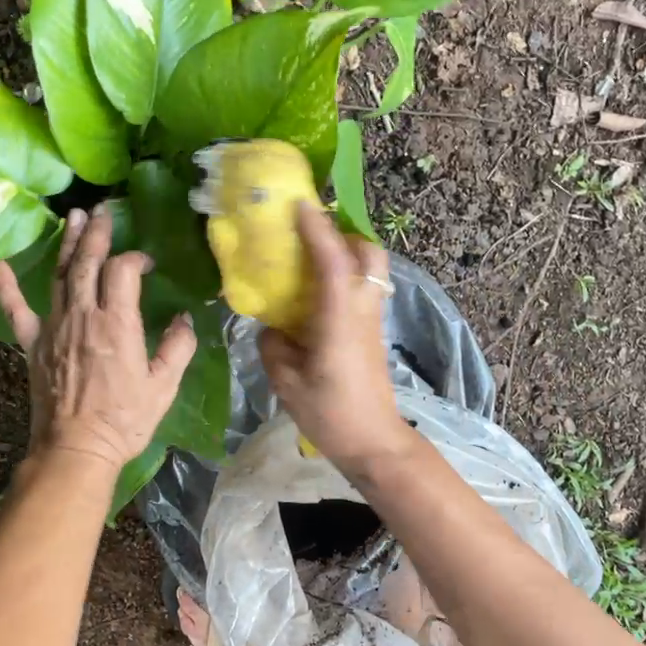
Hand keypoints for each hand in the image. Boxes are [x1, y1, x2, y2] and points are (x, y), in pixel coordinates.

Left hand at [0, 204, 197, 470]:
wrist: (75, 450)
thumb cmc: (123, 421)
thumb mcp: (163, 387)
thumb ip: (177, 347)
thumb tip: (183, 318)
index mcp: (117, 323)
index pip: (123, 271)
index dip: (135, 259)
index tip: (147, 263)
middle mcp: (83, 315)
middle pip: (88, 263)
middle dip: (96, 233)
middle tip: (101, 210)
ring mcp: (54, 327)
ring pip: (60, 275)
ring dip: (67, 244)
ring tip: (72, 217)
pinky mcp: (33, 344)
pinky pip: (17, 309)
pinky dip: (7, 285)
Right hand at [258, 202, 409, 468]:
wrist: (374, 442)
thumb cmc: (330, 413)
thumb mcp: (287, 382)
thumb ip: (273, 345)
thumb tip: (271, 326)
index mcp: (339, 319)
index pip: (332, 262)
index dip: (317, 229)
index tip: (299, 204)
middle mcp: (362, 309)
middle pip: (368, 253)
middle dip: (344, 231)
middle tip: (311, 231)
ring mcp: (372, 318)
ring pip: (371, 268)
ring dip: (347, 250)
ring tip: (312, 254)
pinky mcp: (373, 330)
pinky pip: (363, 286)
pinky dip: (346, 273)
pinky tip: (318, 289)